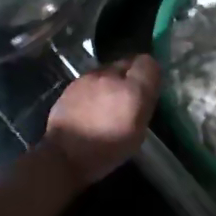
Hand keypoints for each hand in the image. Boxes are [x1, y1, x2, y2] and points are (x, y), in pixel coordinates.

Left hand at [40, 56, 162, 184]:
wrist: (65, 153)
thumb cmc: (107, 150)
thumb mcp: (137, 134)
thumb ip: (143, 106)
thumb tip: (144, 92)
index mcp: (132, 90)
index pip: (148, 63)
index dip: (149, 73)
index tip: (148, 87)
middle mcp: (111, 76)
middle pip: (127, 63)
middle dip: (130, 75)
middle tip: (128, 95)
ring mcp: (90, 77)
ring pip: (108, 69)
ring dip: (112, 80)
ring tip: (108, 100)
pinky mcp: (73, 82)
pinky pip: (92, 78)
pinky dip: (96, 86)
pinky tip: (91, 104)